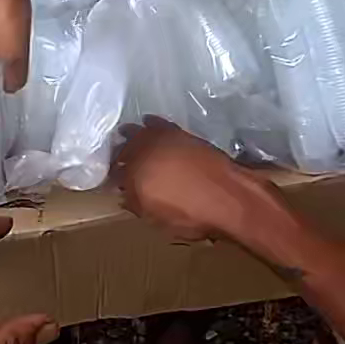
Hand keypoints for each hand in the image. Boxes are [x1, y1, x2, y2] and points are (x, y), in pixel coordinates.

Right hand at [111, 117, 290, 243]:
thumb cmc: (193, 216)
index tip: (113, 181)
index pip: (117, 173)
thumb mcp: (159, 220)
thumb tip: (125, 197)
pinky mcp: (181, 133)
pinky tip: (148, 123)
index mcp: (135, 175)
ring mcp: (163, 139)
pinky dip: (151, 123)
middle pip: (124, 148)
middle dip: (118, 153)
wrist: (231, 198)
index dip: (114, 177)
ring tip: (126, 137)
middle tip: (116, 160)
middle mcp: (144, 152)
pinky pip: (158, 124)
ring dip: (130, 135)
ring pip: (138, 132)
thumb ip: (138, 206)